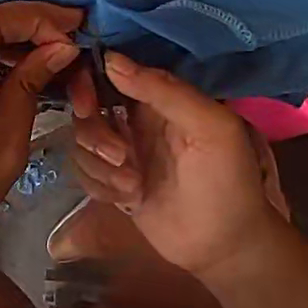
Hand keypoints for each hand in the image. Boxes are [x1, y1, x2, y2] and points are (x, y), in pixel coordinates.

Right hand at [68, 53, 290, 279]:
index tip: (88, 104)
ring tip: (135, 186)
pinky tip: (129, 200)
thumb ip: (164, 90)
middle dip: (95, 135)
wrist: (224, 247)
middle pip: (85, 109)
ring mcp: (120, 151)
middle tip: (120, 156)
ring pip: (80, 143)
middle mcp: (134, 119)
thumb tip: (111, 60)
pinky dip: (100, 186)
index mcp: (159, 97)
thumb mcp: (209, 126)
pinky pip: (82, 172)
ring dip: (102, 167)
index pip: (109, 72)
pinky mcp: (110, 181)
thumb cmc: (226, 181)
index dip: (88, 83)